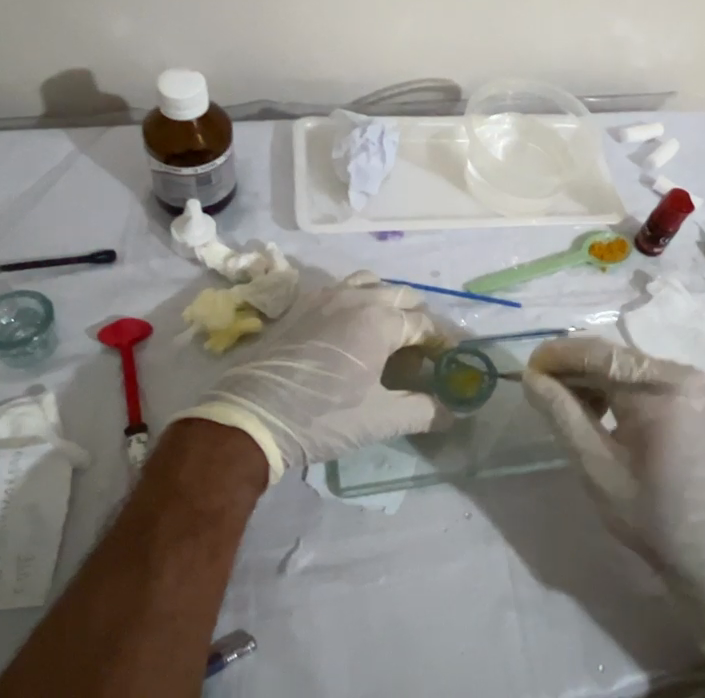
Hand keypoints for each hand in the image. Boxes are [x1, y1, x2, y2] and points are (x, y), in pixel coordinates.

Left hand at [173, 272, 447, 484]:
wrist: (251, 418)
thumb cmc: (323, 417)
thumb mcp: (381, 420)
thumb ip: (423, 411)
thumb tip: (453, 412)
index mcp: (381, 320)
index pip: (425, 324)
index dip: (443, 342)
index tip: (452, 360)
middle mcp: (356, 298)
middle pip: (401, 296)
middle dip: (417, 319)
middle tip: (422, 352)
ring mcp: (325, 297)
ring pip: (370, 284)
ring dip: (386, 302)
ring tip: (388, 334)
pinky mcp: (301, 307)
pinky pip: (340, 290)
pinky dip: (357, 301)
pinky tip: (351, 332)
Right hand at [522, 337, 704, 659]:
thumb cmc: (651, 514)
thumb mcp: (596, 467)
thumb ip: (562, 415)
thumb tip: (531, 378)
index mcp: (659, 389)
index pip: (597, 354)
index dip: (557, 356)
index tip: (525, 371)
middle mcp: (679, 373)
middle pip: (611, 356)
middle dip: (571, 368)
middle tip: (537, 391)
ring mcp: (689, 381)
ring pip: (624, 364)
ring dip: (590, 377)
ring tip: (564, 406)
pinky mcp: (691, 393)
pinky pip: (641, 377)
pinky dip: (613, 386)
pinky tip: (596, 409)